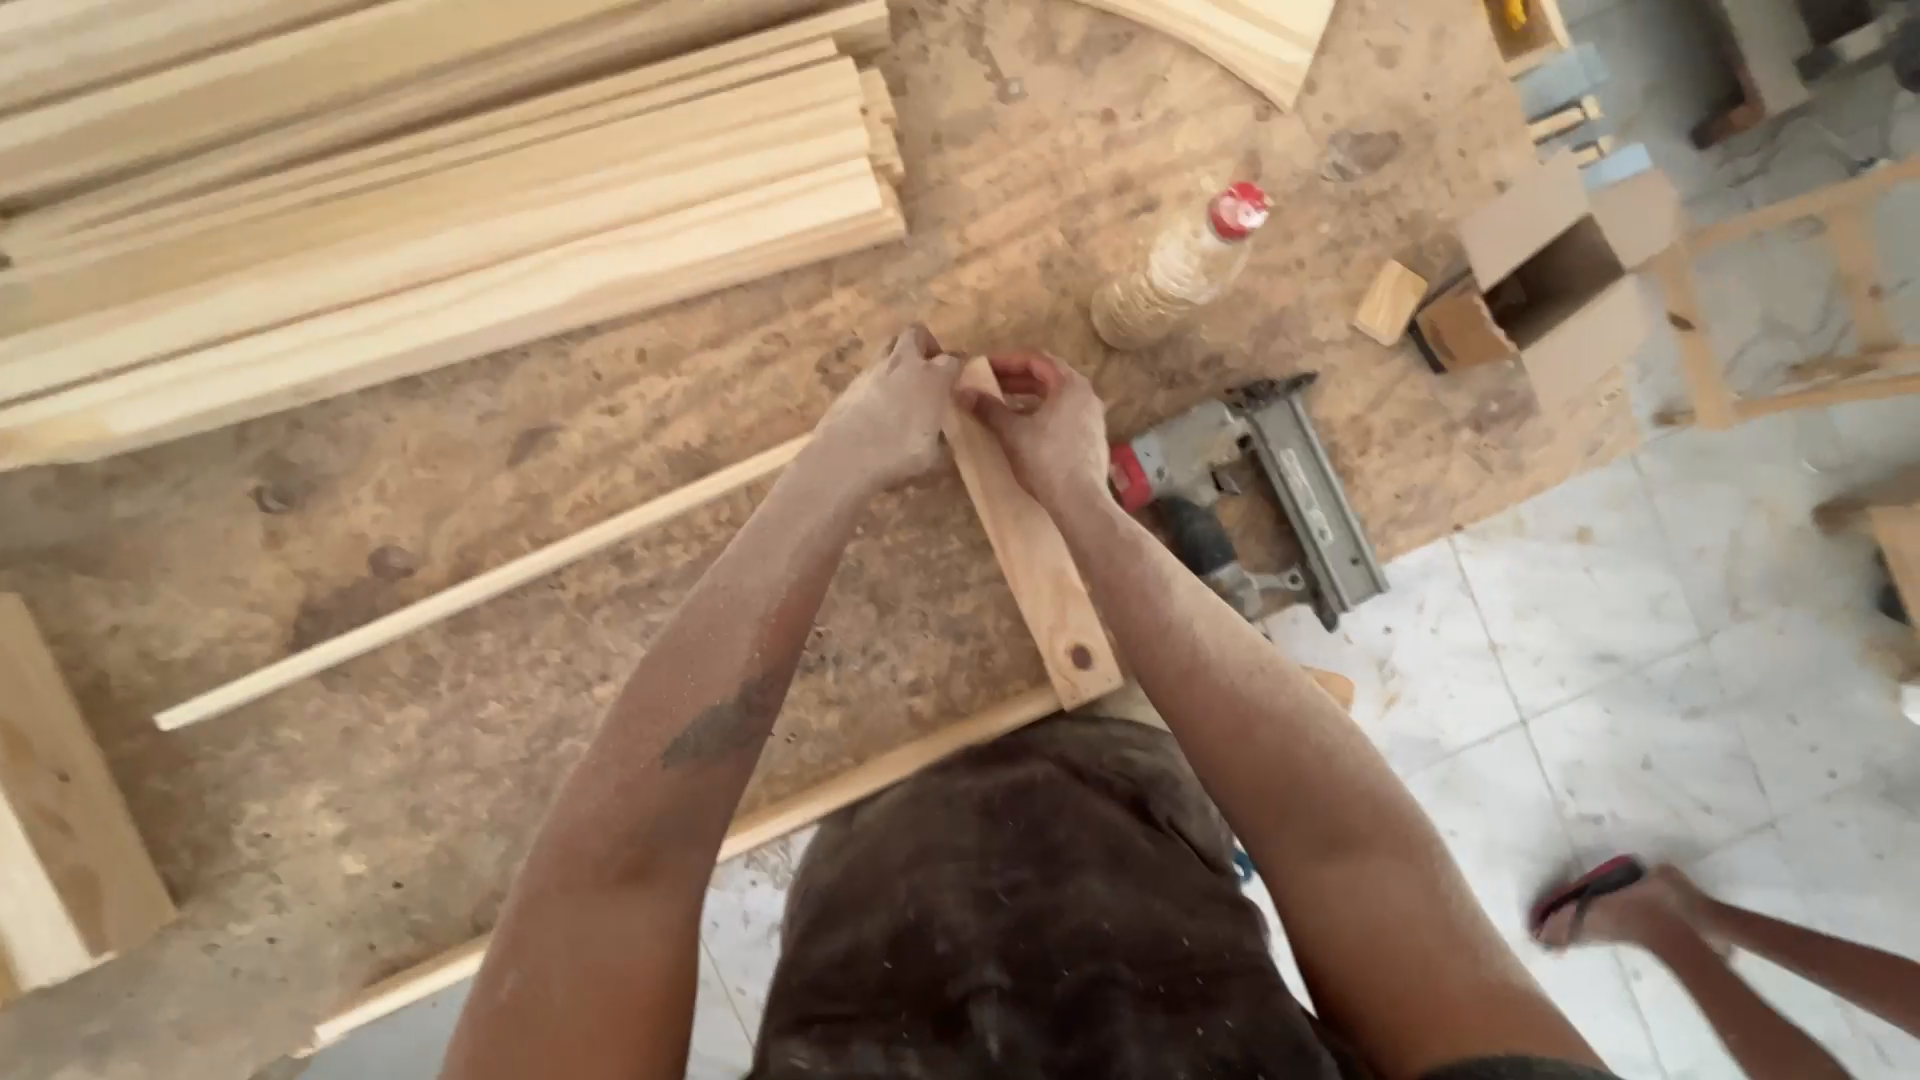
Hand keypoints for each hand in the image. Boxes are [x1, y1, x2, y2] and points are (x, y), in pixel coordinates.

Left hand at [812, 324, 963, 492]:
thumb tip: (942, 442)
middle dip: (926, 344)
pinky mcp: (851, 382)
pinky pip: (870, 369)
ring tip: (903, 379)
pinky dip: (878, 377)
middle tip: (929, 367)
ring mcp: (874, 369)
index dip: (958, 368)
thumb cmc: (899, 455)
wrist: (844, 456)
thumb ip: (942, 443)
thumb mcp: (934, 459)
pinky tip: (878, 401)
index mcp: (933, 379)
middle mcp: (905, 364)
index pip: (954, 360)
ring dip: (899, 354)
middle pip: (917, 333)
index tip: (958, 380)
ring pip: (889, 343)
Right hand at [955, 351, 1109, 513]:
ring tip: (1003, 405)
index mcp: (1070, 385)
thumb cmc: (1046, 459)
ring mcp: (1092, 418)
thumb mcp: (1012, 432)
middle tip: (990, 384)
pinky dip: (1042, 414)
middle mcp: (1087, 395)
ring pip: (1056, 398)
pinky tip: (1024, 428)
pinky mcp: (1091, 439)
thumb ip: (988, 408)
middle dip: (1017, 379)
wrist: (1080, 501)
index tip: (984, 367)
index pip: (1036, 360)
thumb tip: (961, 391)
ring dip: (1029, 397)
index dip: (1007, 361)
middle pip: (1049, 377)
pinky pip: (1063, 415)